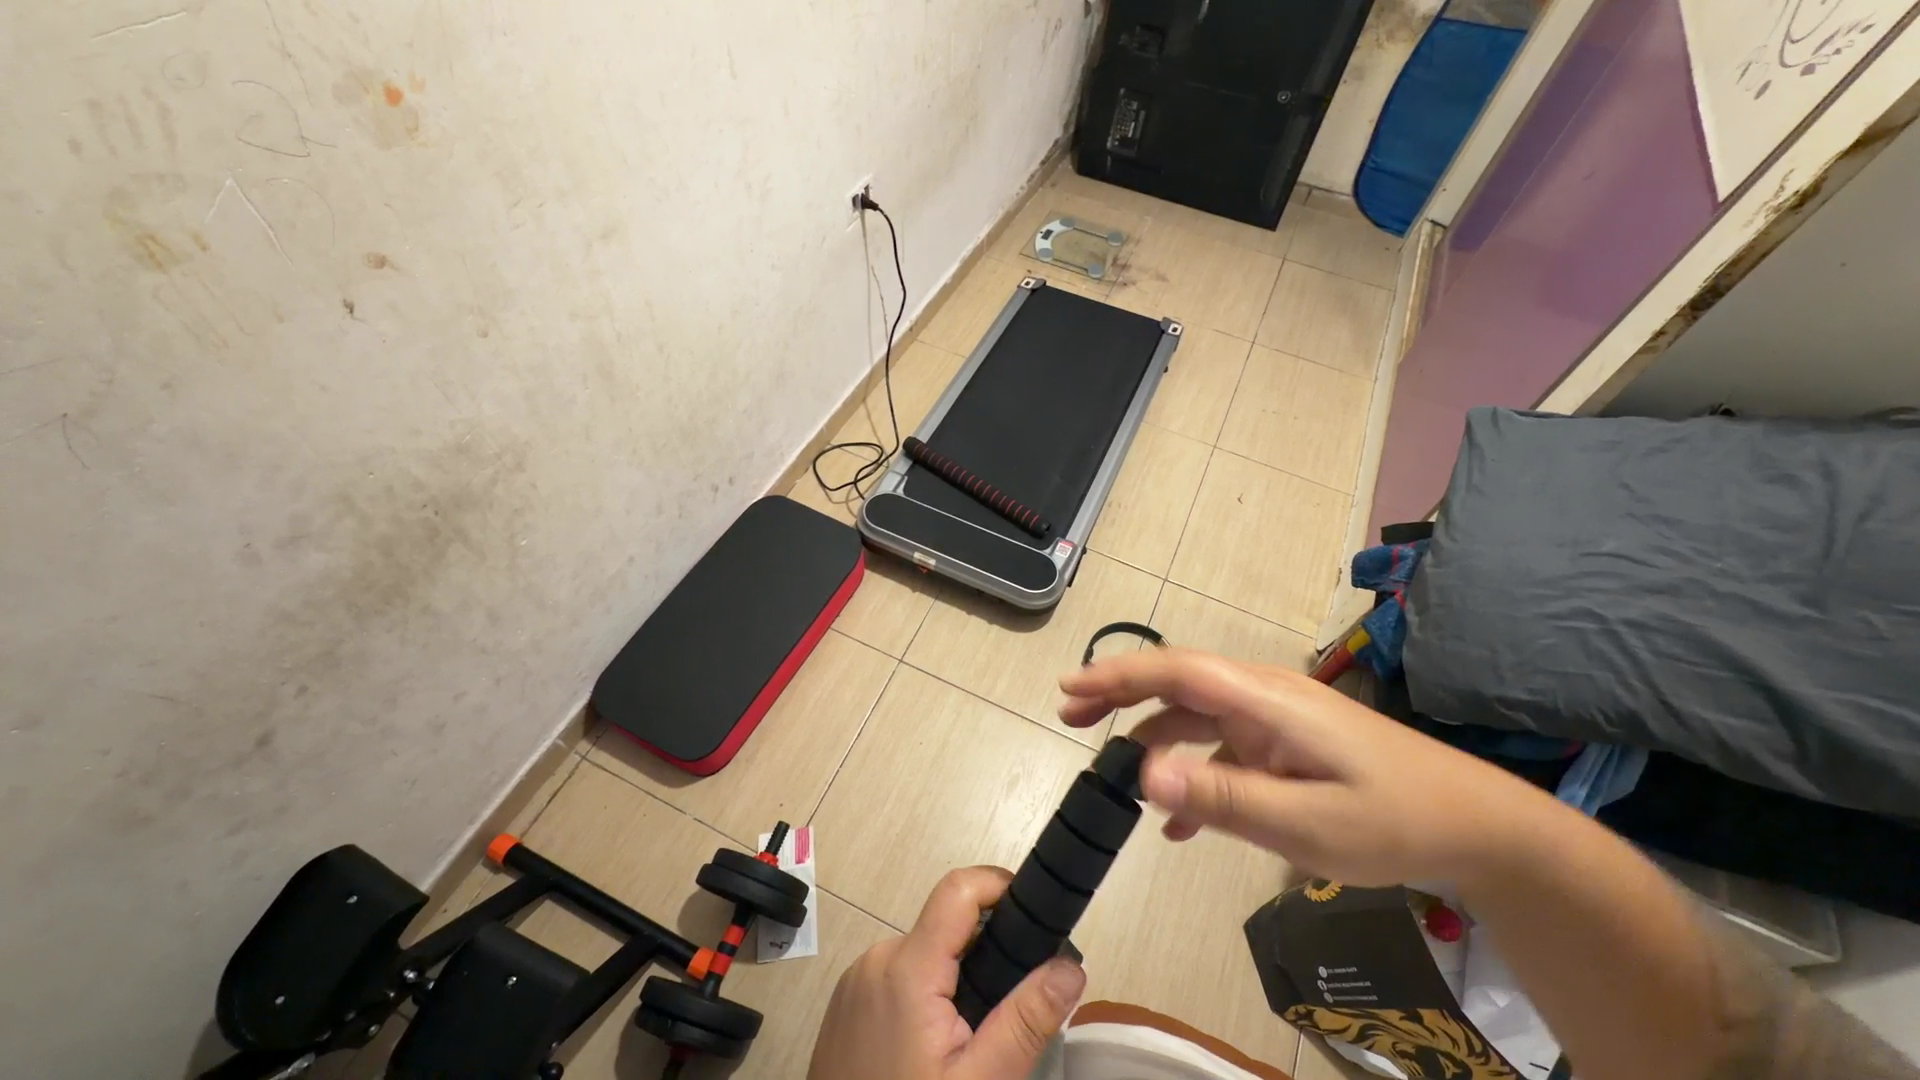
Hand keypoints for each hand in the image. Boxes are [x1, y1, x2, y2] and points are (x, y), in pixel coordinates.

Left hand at [807, 866, 1086, 1079]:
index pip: (958, 889)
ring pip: (924, 954)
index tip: (1035, 916)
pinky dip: (926, 994)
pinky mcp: (846, 1002)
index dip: (1000, 885)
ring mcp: (856, 980)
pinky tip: (934, 1046)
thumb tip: (1072, 966)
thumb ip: (1025, 1020)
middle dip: (986, 953)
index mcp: (907, 966)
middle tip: (1013, 1007)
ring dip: (956, 978)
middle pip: (946, 927)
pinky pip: (898, 976)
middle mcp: (877, 958)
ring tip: (974, 1039)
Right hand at [1057, 648, 1551, 886]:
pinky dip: (1193, 775)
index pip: (1176, 671)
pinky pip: (1224, 750)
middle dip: (1121, 696)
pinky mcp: (1287, 745)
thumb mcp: (1304, 822)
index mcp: (1266, 700)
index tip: (1069, 690)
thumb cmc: (1392, 821)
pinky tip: (1179, 824)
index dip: (1118, 675)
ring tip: (1111, 776)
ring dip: (1152, 739)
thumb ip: (1220, 795)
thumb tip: (1141, 773)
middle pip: (1178, 683)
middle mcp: (1264, 697)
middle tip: (1071, 716)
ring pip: (1196, 717)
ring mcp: (1276, 721)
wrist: (1477, 829)